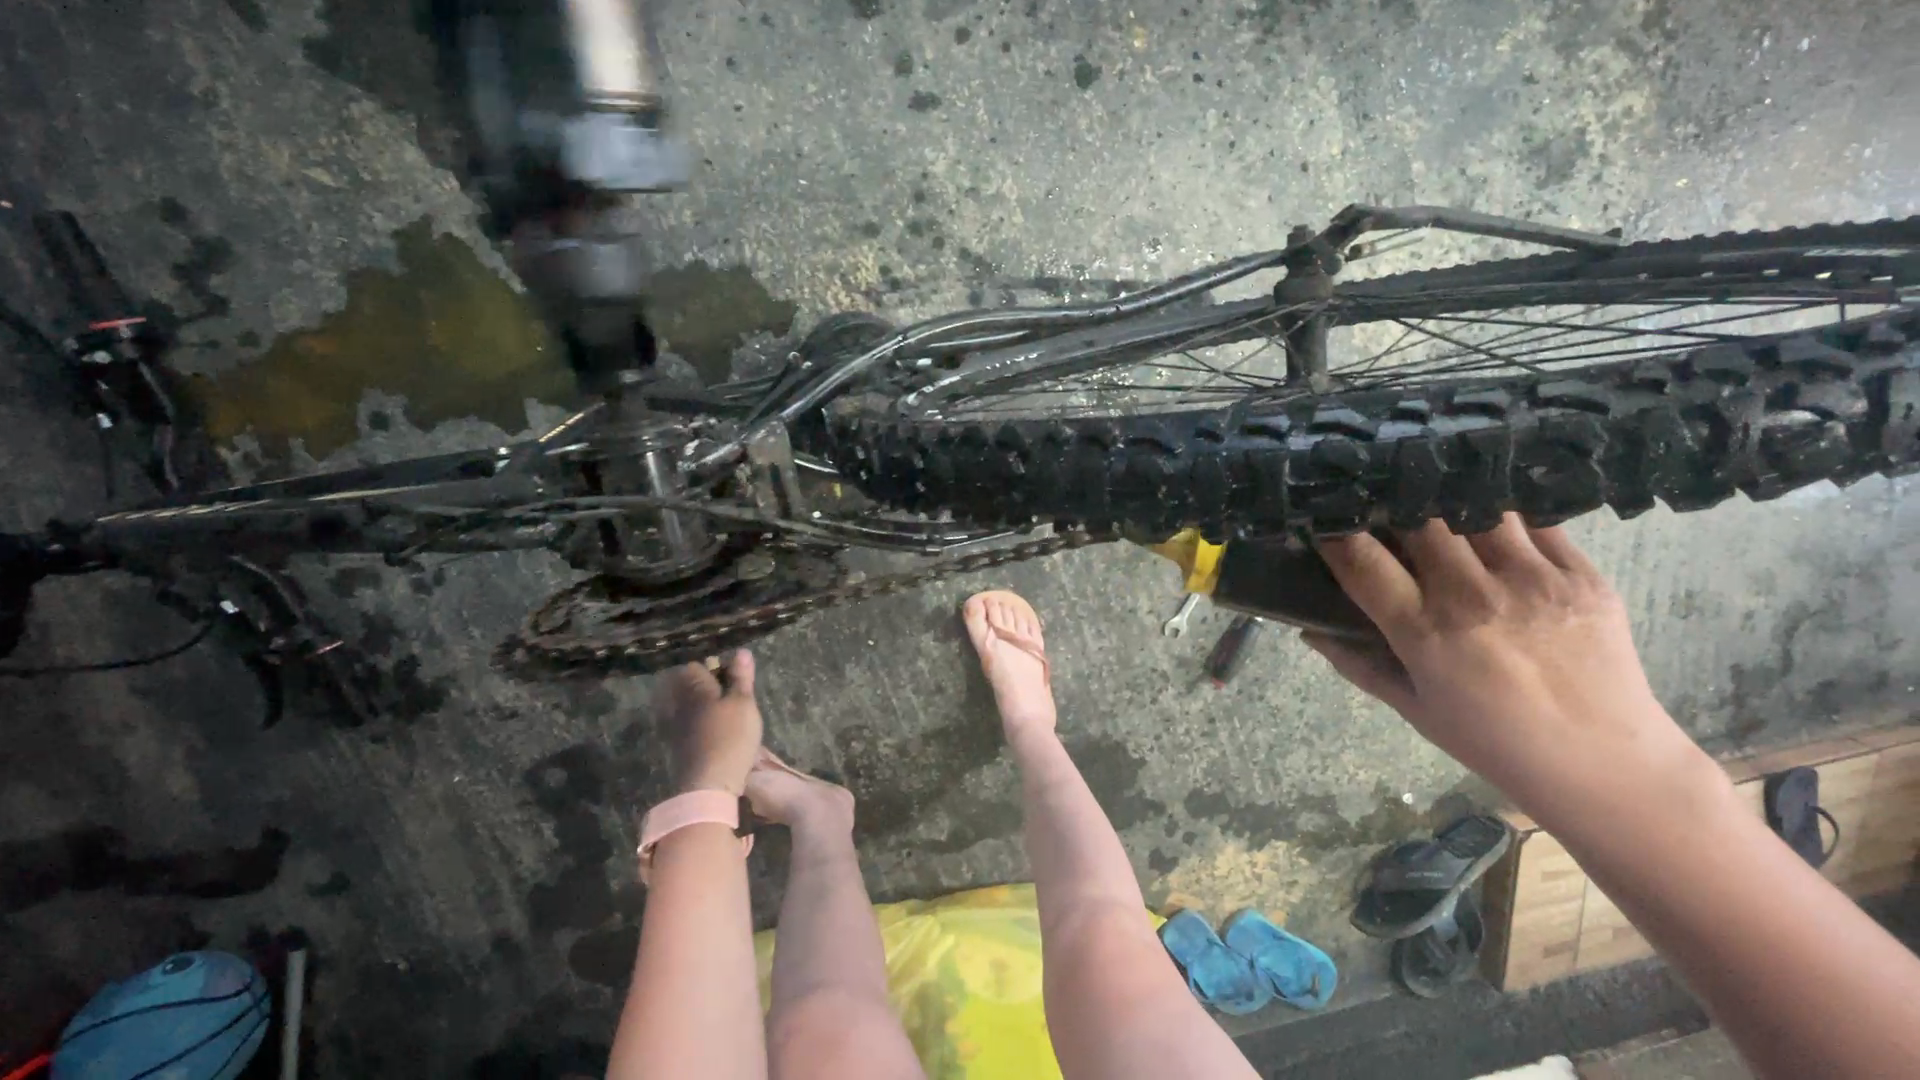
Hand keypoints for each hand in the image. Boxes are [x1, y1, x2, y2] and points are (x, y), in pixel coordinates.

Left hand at [654, 650, 762, 795]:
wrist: (709, 784)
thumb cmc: (731, 737)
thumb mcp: (744, 703)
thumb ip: (741, 677)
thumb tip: (740, 651)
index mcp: (693, 687)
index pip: (696, 665)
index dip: (715, 667)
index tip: (734, 677)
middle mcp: (678, 703)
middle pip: (689, 685)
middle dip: (708, 686)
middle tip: (732, 696)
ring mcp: (675, 726)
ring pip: (688, 706)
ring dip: (705, 706)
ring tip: (727, 714)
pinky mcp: (678, 746)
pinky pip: (688, 725)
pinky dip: (701, 724)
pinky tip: (717, 733)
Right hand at [1308, 515, 1709, 812]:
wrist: (1604, 762)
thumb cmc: (1494, 742)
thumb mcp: (1413, 708)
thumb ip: (1358, 664)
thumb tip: (1308, 630)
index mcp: (1425, 633)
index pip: (1362, 560)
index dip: (1336, 534)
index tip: (1325, 522)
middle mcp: (1473, 597)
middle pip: (1418, 520)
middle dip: (1392, 507)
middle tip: (1381, 505)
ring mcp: (1532, 580)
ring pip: (1476, 508)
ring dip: (1448, 502)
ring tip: (1436, 499)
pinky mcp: (1580, 573)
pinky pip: (1535, 520)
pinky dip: (1504, 511)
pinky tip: (1490, 511)